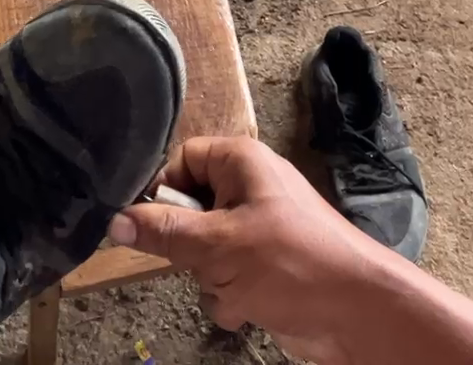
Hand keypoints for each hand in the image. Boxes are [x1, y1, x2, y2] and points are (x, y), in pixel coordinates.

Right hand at [108, 136, 402, 363]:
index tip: (153, 225)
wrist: (358, 312)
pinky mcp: (268, 263)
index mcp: (240, 162)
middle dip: (191, 246)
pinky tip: (249, 306)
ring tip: (233, 285)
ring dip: (211, 276)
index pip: (184, 159)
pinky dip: (232, 293)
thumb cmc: (289, 261)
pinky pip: (229, 273)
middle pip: (192, 207)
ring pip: (206, 247)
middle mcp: (249, 186)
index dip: (165, 190)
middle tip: (201, 260)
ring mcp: (260, 226)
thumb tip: (114, 220)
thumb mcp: (217, 245)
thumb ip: (164, 232)